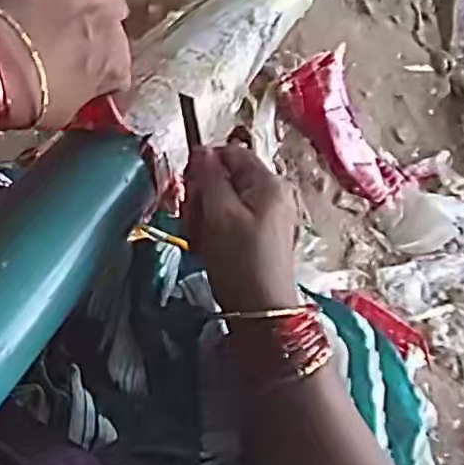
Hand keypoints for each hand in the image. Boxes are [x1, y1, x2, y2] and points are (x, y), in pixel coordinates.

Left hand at [0, 0, 132, 128]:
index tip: (85, 81)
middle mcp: (113, 32)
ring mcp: (93, 1)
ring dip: (99, 7)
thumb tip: (85, 90)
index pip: (119, 73)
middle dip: (99, 39)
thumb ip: (85, 94)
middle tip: (74, 47)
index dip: (102, 78)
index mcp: (115, 68)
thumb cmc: (29, 100)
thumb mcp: (66, 111)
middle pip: (114, 32)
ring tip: (87, 8)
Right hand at [186, 143, 301, 311]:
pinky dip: (218, 228)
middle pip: (228, 175)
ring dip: (207, 213)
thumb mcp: (219, 215)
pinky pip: (235, 218)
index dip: (204, 165)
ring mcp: (273, 215)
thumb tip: (201, 150)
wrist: (262, 313)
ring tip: (201, 238)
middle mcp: (276, 193)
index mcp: (269, 182)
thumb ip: (209, 177)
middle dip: (204, 193)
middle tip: (193, 219)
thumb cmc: (240, 261)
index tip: (187, 188)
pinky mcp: (265, 235)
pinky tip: (211, 247)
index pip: (230, 152)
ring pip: (227, 198)